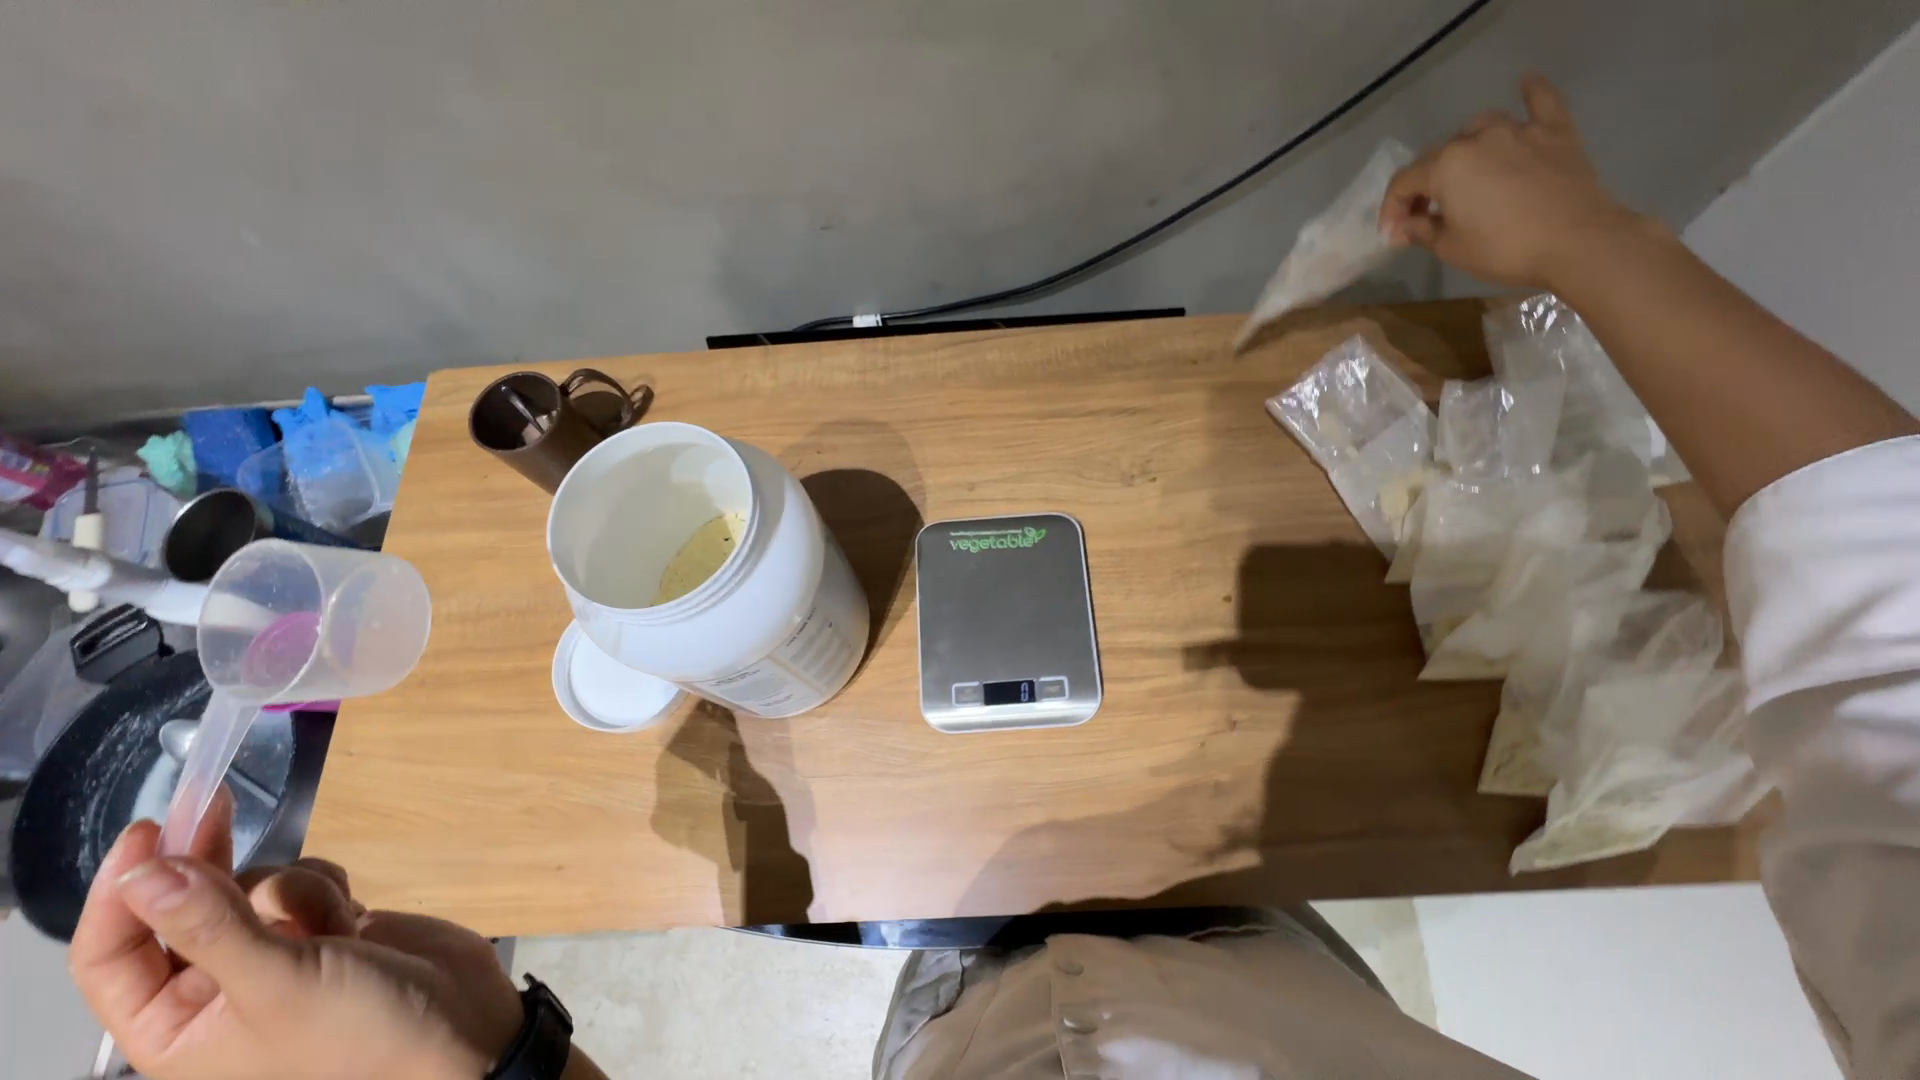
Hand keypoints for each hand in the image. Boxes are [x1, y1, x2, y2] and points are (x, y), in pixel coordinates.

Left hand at [69, 793, 524, 1079]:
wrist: (454, 1027)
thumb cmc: (355, 1026)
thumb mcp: (278, 980)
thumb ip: (209, 925)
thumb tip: (142, 871)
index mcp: (175, 1026)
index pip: (112, 955)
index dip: (123, 892)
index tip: (150, 830)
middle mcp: (215, 988)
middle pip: (184, 907)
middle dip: (202, 863)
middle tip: (212, 801)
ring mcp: (276, 953)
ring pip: (255, 886)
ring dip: (291, 886)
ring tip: (334, 918)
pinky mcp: (326, 927)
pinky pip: (305, 883)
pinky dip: (327, 886)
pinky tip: (354, 911)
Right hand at [1379, 74, 1657, 289]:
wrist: (1577, 241)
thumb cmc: (1503, 249)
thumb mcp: (1449, 248)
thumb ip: (1421, 230)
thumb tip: (1405, 226)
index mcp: (1446, 166)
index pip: (1404, 182)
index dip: (1392, 209)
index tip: (1393, 233)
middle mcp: (1478, 139)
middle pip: (1438, 154)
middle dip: (1424, 184)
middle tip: (1425, 214)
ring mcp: (1519, 131)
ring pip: (1479, 127)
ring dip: (1464, 146)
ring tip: (1463, 169)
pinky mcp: (1555, 132)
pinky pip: (1542, 102)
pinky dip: (1531, 91)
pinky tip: (1525, 81)